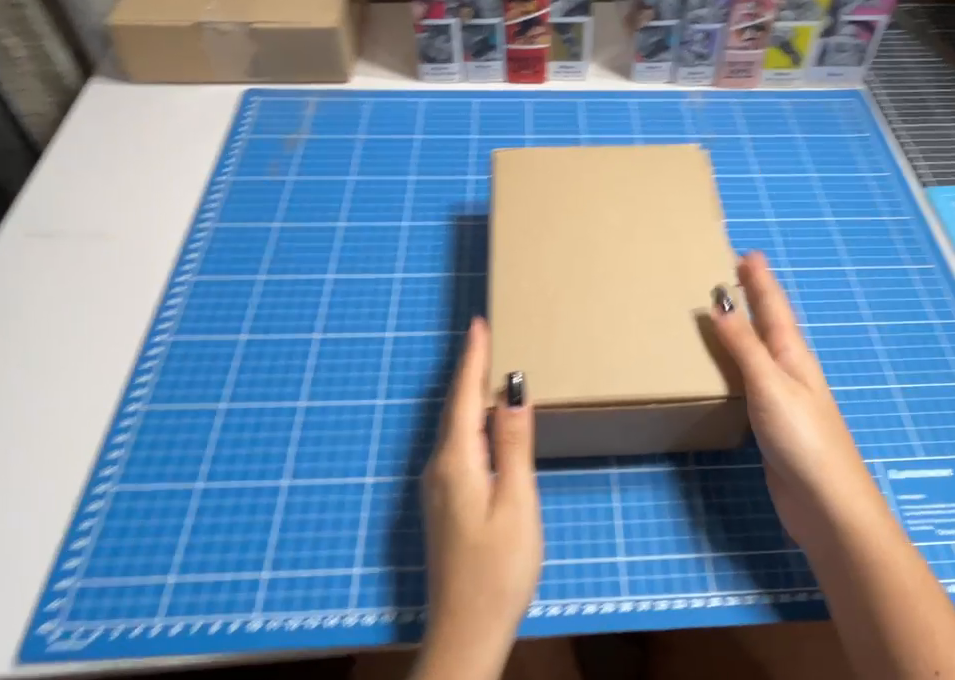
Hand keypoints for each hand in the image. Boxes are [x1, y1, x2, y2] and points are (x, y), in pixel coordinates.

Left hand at [414, 317, 540, 679]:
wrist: (466, 631)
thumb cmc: (499, 569)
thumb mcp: (517, 504)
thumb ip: (515, 446)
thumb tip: (514, 392)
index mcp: (456, 461)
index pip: (464, 396)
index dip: (472, 358)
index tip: (478, 323)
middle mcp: (438, 467)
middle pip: (454, 408)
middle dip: (468, 370)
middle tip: (484, 336)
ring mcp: (437, 488)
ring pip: (452, 427)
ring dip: (467, 395)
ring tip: (485, 368)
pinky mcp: (443, 504)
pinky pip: (454, 445)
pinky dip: (468, 421)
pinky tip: (481, 424)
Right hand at [710, 253, 890, 553]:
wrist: (826, 505)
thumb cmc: (803, 438)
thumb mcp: (770, 385)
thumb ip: (744, 346)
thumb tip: (719, 303)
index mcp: (792, 354)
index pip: (773, 306)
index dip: (759, 279)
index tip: (744, 251)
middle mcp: (789, 369)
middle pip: (768, 324)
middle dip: (751, 296)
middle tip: (727, 271)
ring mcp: (782, 397)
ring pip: (758, 351)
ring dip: (742, 328)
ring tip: (718, 311)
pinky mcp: (771, 423)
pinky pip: (749, 380)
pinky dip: (735, 364)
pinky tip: (724, 368)